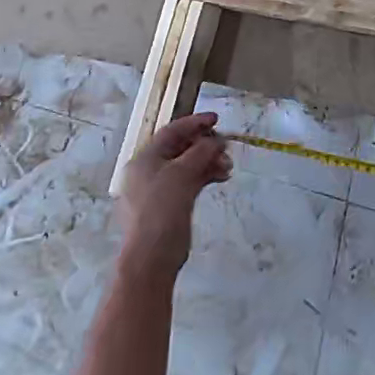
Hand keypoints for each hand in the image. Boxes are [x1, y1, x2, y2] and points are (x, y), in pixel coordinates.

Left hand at [116, 112, 232, 281]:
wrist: (152, 255)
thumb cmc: (161, 208)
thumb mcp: (181, 174)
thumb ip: (200, 152)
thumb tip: (216, 141)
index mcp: (145, 158)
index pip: (172, 131)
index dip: (194, 123)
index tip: (216, 119)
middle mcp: (150, 170)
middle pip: (181, 148)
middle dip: (205, 145)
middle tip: (226, 146)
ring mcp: (160, 188)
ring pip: (188, 166)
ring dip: (209, 161)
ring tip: (228, 166)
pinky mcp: (171, 204)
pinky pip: (190, 181)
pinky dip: (206, 176)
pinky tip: (222, 176)